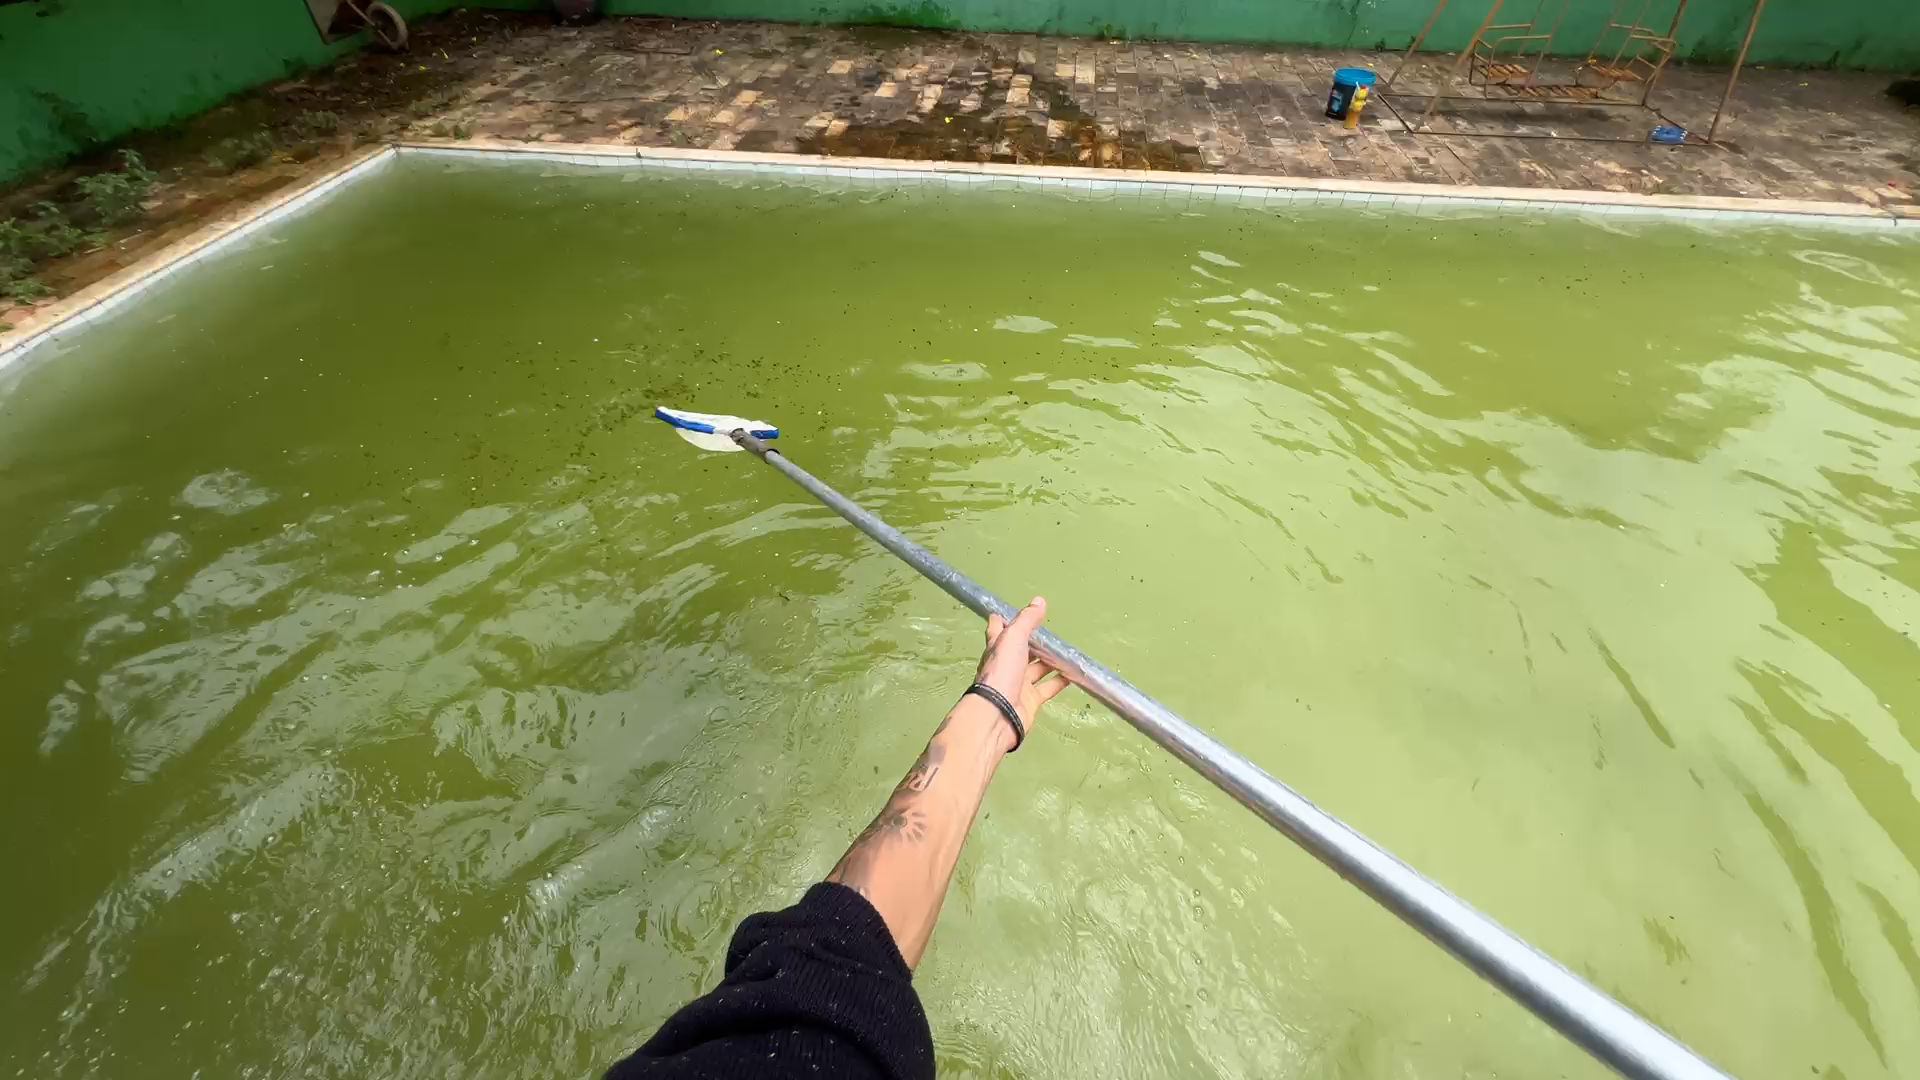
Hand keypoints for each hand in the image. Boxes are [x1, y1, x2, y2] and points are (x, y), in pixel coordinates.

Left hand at [975, 596, 1069, 733]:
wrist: (999, 713)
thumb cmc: (1002, 671)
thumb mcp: (1014, 638)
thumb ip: (1026, 620)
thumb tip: (1039, 600)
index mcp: (997, 646)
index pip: (998, 628)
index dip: (1004, 619)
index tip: (1015, 612)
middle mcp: (1006, 663)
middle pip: (1021, 648)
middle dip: (1034, 641)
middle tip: (1051, 632)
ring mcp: (1018, 683)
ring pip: (1037, 668)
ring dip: (1050, 661)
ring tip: (1066, 651)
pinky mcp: (1030, 700)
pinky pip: (1048, 687)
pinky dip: (1059, 681)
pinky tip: (1073, 674)